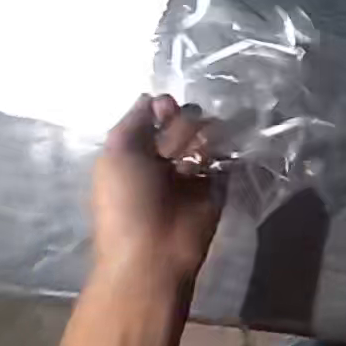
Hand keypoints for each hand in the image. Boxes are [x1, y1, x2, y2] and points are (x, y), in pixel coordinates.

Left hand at [91, 94, 222, 291]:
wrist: (154, 249)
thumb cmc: (126, 202)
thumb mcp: (115, 155)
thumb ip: (133, 121)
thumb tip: (153, 96)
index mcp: (137, 149)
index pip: (159, 113)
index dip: (165, 107)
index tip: (166, 109)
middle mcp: (166, 155)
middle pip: (187, 119)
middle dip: (183, 126)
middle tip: (174, 149)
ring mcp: (195, 168)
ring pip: (210, 133)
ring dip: (203, 140)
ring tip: (194, 160)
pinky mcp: (221, 180)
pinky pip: (229, 153)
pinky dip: (225, 151)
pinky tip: (216, 160)